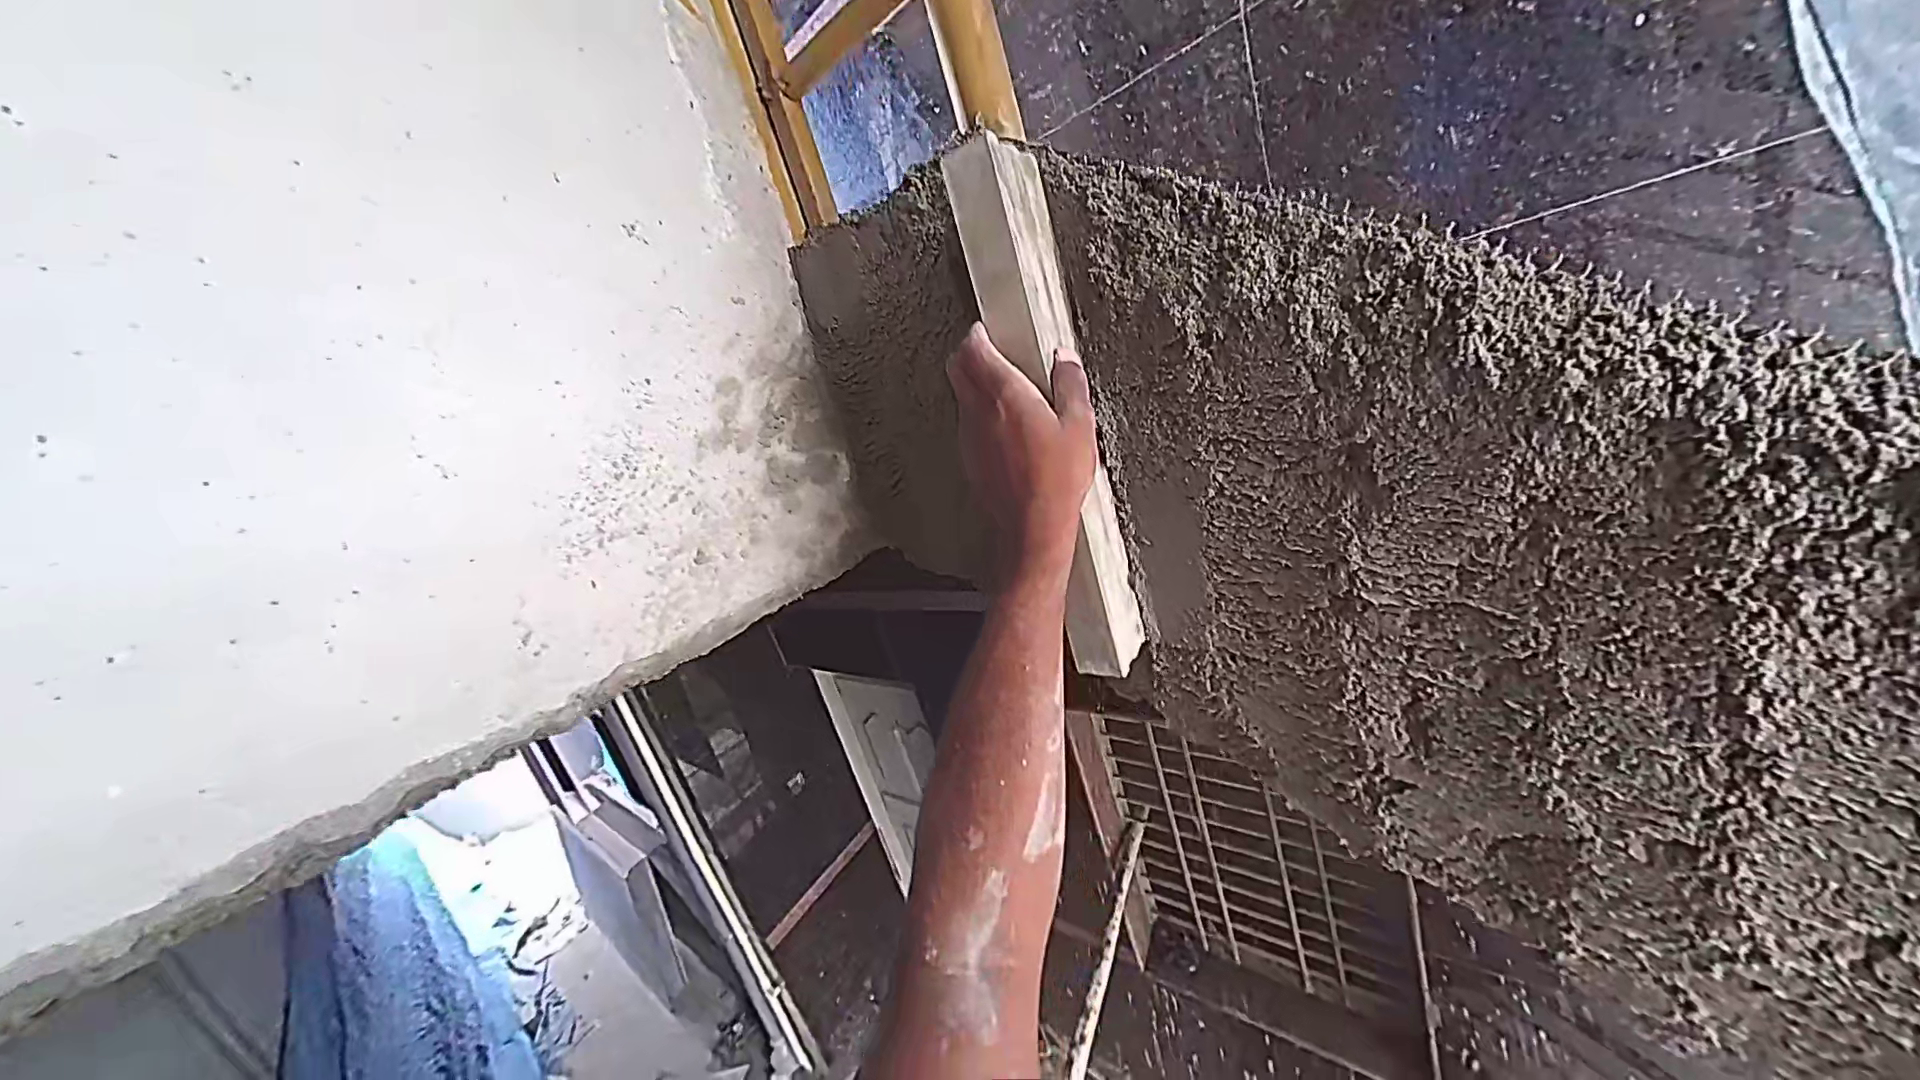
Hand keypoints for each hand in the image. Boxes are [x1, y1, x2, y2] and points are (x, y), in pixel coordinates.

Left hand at [947, 323, 1095, 585]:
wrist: (1032, 527)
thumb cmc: (1056, 481)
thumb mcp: (1079, 426)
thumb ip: (1070, 385)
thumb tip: (1065, 359)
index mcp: (1006, 396)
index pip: (974, 350)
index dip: (977, 336)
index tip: (987, 332)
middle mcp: (979, 413)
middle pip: (956, 368)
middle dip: (967, 354)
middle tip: (986, 352)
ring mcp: (969, 437)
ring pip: (959, 396)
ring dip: (972, 384)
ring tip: (1000, 388)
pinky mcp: (969, 458)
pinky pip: (966, 423)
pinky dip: (976, 413)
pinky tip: (1001, 425)